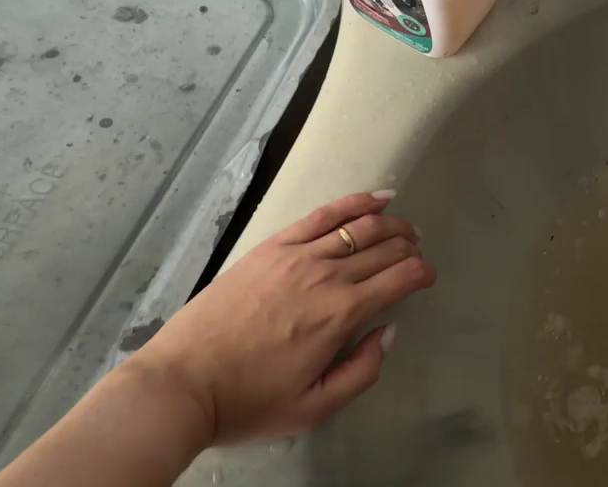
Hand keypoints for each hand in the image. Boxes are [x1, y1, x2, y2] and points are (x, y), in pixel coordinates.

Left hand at [125, 191, 436, 444]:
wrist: (180, 386)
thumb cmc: (247, 402)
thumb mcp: (313, 409)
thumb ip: (363, 371)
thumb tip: (388, 330)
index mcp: (343, 314)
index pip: (402, 277)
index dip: (424, 273)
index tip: (427, 279)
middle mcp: (329, 276)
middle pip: (388, 247)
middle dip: (411, 249)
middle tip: (416, 256)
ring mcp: (301, 254)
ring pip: (363, 225)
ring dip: (394, 224)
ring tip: (406, 229)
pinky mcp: (276, 245)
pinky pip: (325, 214)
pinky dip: (358, 201)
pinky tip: (380, 198)